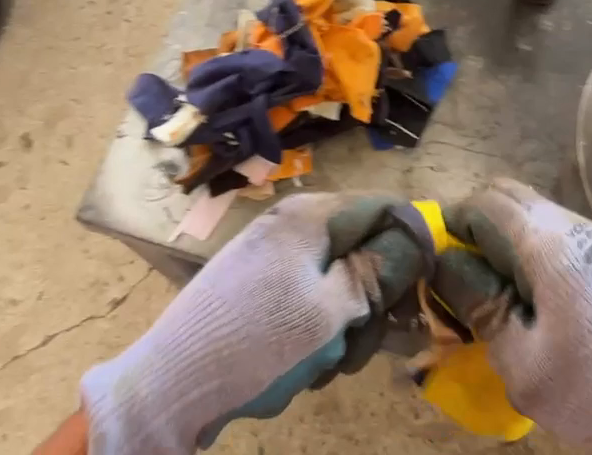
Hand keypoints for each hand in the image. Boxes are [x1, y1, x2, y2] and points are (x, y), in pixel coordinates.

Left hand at [79, 193, 430, 454]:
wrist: (170, 385)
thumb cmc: (258, 343)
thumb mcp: (333, 309)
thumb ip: (380, 270)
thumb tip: (419, 240)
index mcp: (311, 214)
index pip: (386, 207)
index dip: (412, 243)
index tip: (421, 290)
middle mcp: (292, 223)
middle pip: (362, 247)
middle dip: (373, 298)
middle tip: (363, 343)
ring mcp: (271, 254)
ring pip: (337, 278)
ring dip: (345, 323)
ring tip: (326, 363)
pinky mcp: (256, 285)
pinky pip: (307, 296)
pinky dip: (316, 328)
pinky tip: (302, 362)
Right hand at [432, 179, 591, 454]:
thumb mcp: (522, 361)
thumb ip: (480, 303)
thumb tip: (444, 261)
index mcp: (551, 246)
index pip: (487, 203)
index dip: (454, 221)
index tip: (437, 256)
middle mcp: (575, 226)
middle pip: (510, 195)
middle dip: (476, 222)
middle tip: (461, 269)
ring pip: (533, 210)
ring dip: (503, 233)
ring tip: (492, 285)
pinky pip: (555, 230)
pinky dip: (528, 244)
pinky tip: (527, 290)